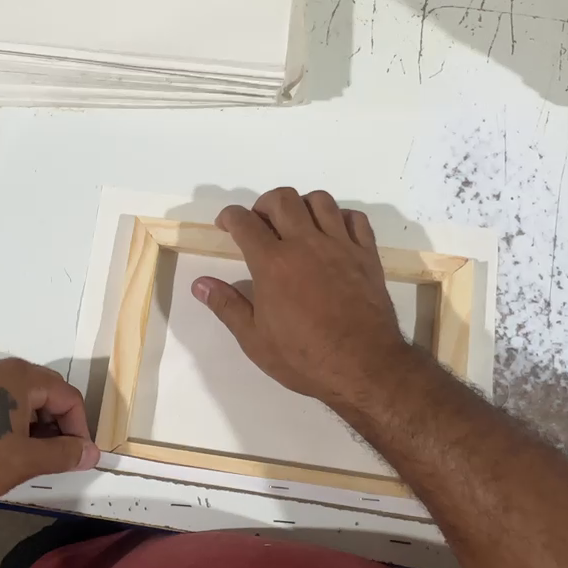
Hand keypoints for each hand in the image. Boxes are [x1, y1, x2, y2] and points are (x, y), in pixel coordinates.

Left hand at [0, 358, 97, 507]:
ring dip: (32, 426)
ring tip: (25, 458)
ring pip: (19, 398)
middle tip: (53, 460)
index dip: (79, 429)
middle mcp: (1, 367)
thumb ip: (63, 454)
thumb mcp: (24, 461)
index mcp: (23, 377)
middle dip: (56, 427)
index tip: (76, 459)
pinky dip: (8, 422)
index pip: (69, 397)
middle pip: (45, 393)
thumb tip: (92, 452)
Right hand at [193, 187, 420, 411]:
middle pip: (282, 199)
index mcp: (272, 263)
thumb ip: (226, 306)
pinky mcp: (367, 255)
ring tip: (296, 225)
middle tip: (259, 224)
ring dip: (302, 205)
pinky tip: (332, 234)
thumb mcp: (254, 340)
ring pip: (320, 200)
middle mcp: (305, 244)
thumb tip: (200, 284)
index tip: (225, 224)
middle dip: (263, 204)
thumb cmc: (303, 358)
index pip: (244, 222)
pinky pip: (355, 218)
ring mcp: (340, 246)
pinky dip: (340, 217)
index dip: (229, 216)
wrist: (363, 367)